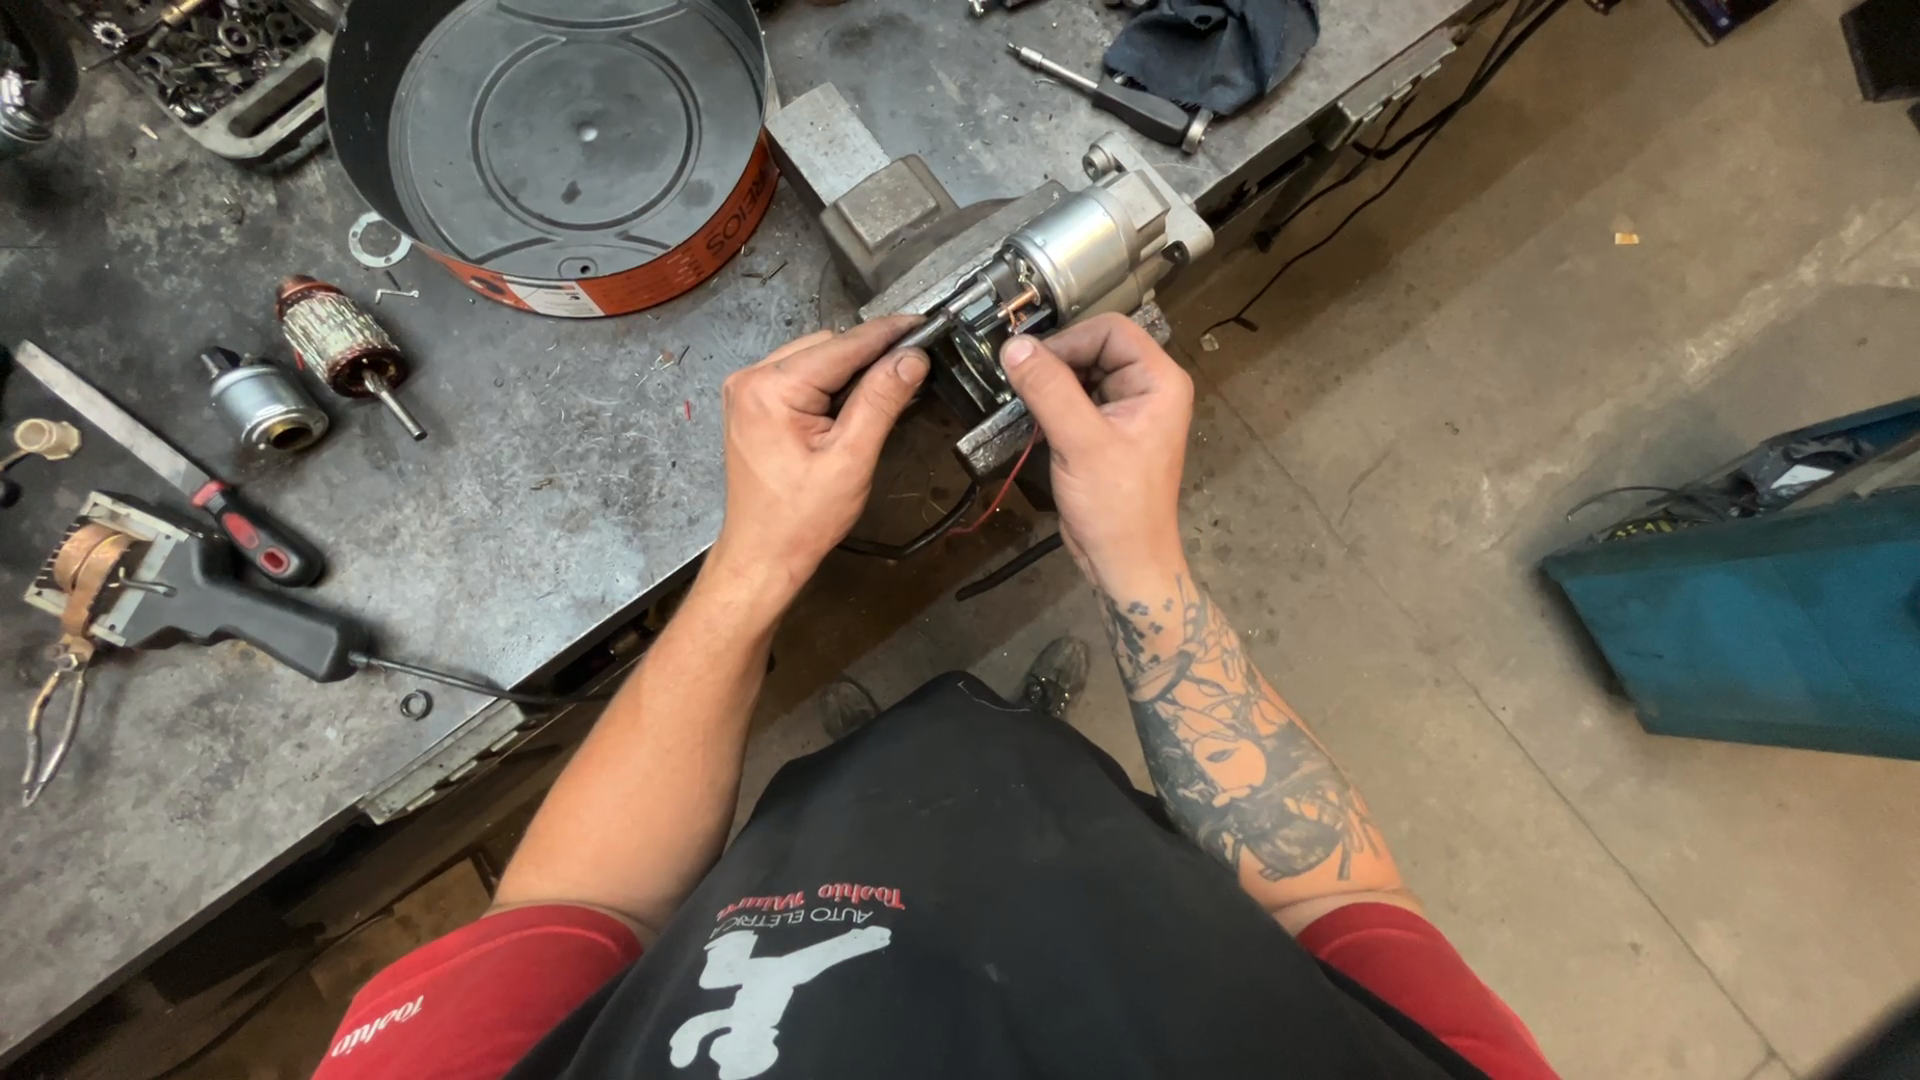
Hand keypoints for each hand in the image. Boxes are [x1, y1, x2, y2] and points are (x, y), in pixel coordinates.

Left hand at [709, 317, 928, 606]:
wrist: (763, 554)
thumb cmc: (804, 517)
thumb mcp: (851, 459)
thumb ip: (881, 402)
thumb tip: (913, 357)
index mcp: (771, 388)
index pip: (841, 346)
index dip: (888, 334)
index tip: (925, 324)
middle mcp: (750, 377)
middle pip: (825, 346)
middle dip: (868, 354)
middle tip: (913, 364)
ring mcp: (745, 389)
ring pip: (813, 358)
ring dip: (849, 368)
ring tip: (888, 384)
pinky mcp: (750, 404)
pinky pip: (798, 376)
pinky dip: (828, 382)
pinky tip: (852, 400)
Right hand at [999, 314, 1192, 588]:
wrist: (1124, 561)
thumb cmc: (1117, 506)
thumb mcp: (1081, 443)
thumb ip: (1049, 391)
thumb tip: (1013, 348)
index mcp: (1159, 381)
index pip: (1110, 332)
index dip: (1068, 341)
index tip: (1030, 363)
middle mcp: (1147, 389)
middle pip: (1094, 349)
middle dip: (1056, 363)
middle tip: (1020, 382)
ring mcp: (1125, 412)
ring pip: (1081, 375)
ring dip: (1050, 385)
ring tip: (1024, 402)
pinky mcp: (1104, 433)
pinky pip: (1075, 402)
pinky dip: (1051, 405)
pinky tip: (1033, 420)